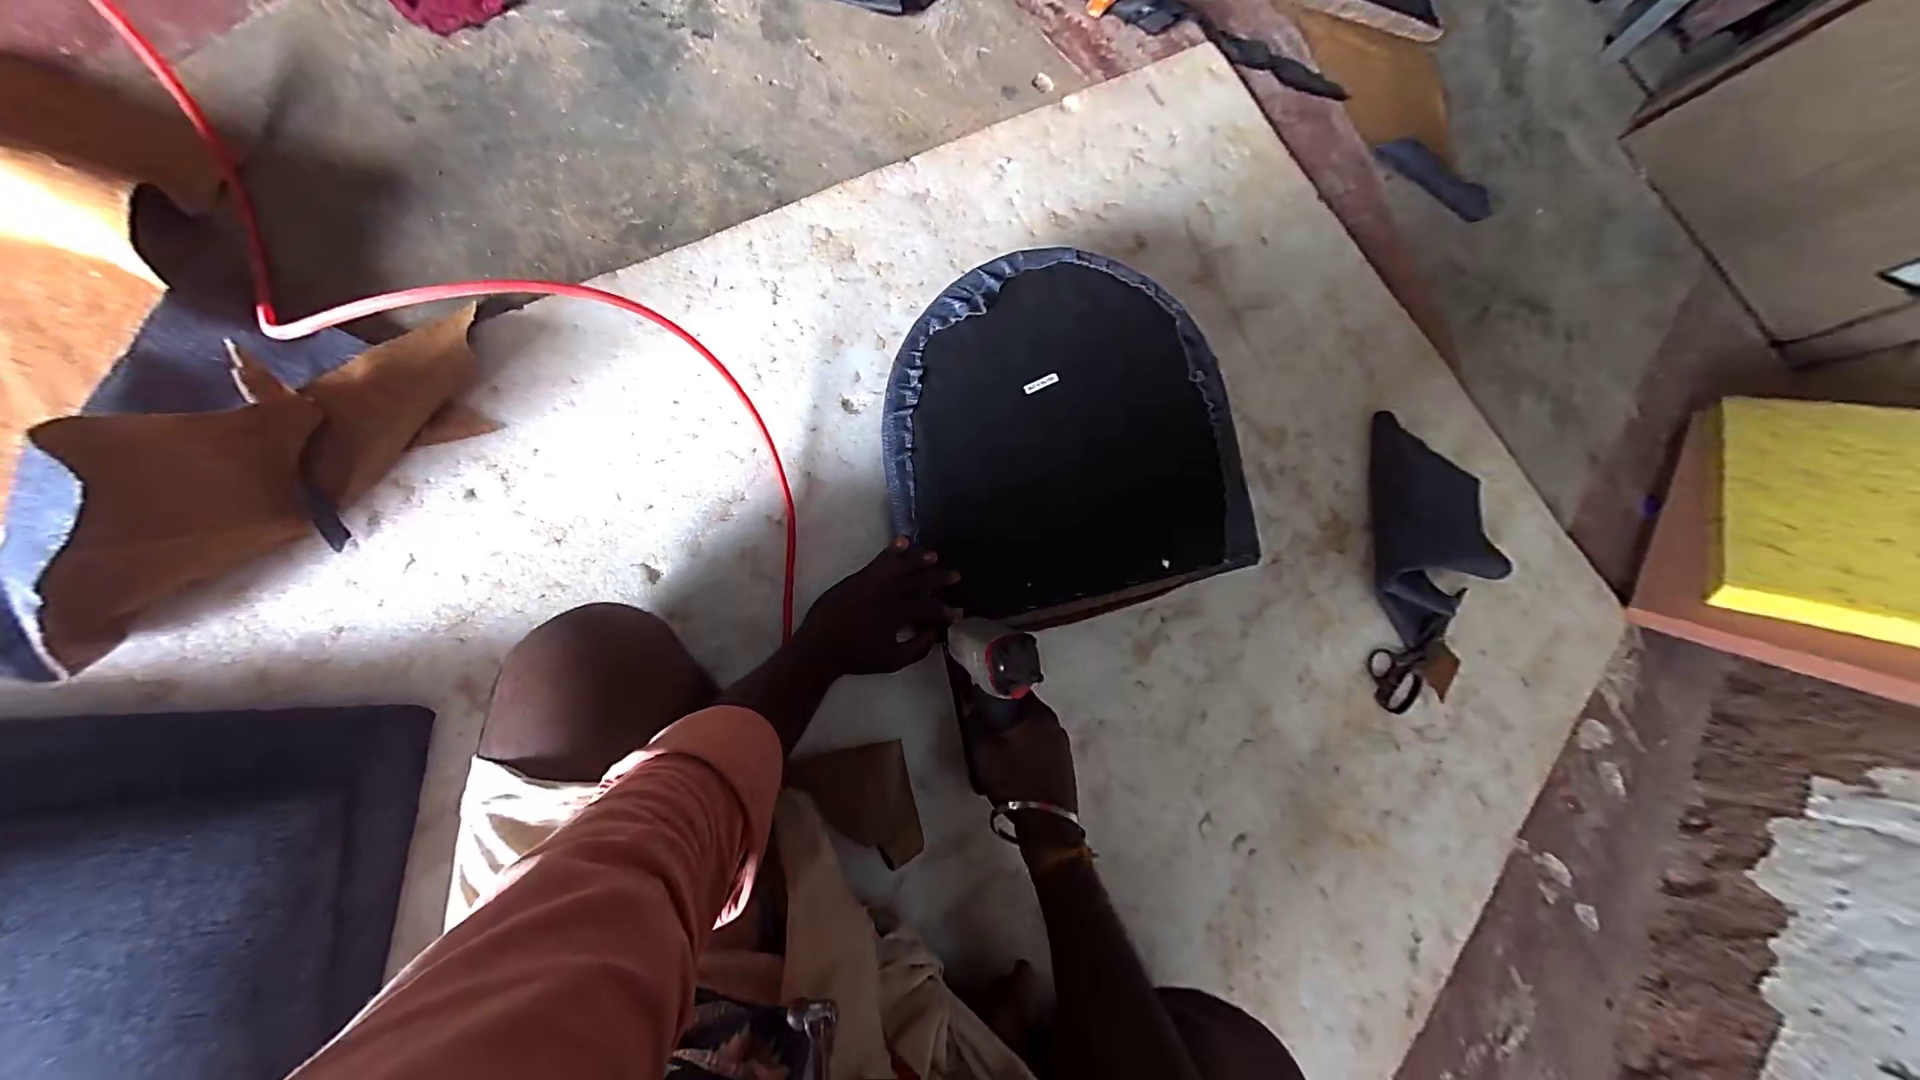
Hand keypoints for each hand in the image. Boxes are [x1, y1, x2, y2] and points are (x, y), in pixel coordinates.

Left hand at [793, 537, 959, 678]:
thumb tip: (934, 633)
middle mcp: (888, 593)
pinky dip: (893, 549)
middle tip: (956, 576)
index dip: (945, 610)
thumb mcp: (892, 661)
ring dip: (919, 559)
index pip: (928, 608)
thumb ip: (917, 648)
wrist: (820, 646)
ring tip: (933, 555)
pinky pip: (880, 559)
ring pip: (902, 565)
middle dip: (940, 578)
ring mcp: (873, 582)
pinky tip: (903, 540)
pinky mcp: (860, 577)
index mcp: (897, 614)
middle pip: (919, 581)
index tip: (957, 612)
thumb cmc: (856, 656)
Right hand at [957, 681, 1078, 844]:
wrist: (1045, 822)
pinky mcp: (1066, 761)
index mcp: (1037, 713)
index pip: (1015, 687)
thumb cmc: (1012, 781)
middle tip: (989, 722)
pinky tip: (1018, 759)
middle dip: (1008, 711)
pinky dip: (1031, 744)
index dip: (996, 689)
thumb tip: (968, 698)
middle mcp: (1055, 722)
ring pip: (1036, 725)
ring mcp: (1063, 742)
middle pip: (1027, 707)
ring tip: (1001, 743)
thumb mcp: (983, 751)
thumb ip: (975, 721)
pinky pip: (1044, 742)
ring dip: (1020, 729)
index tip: (982, 695)